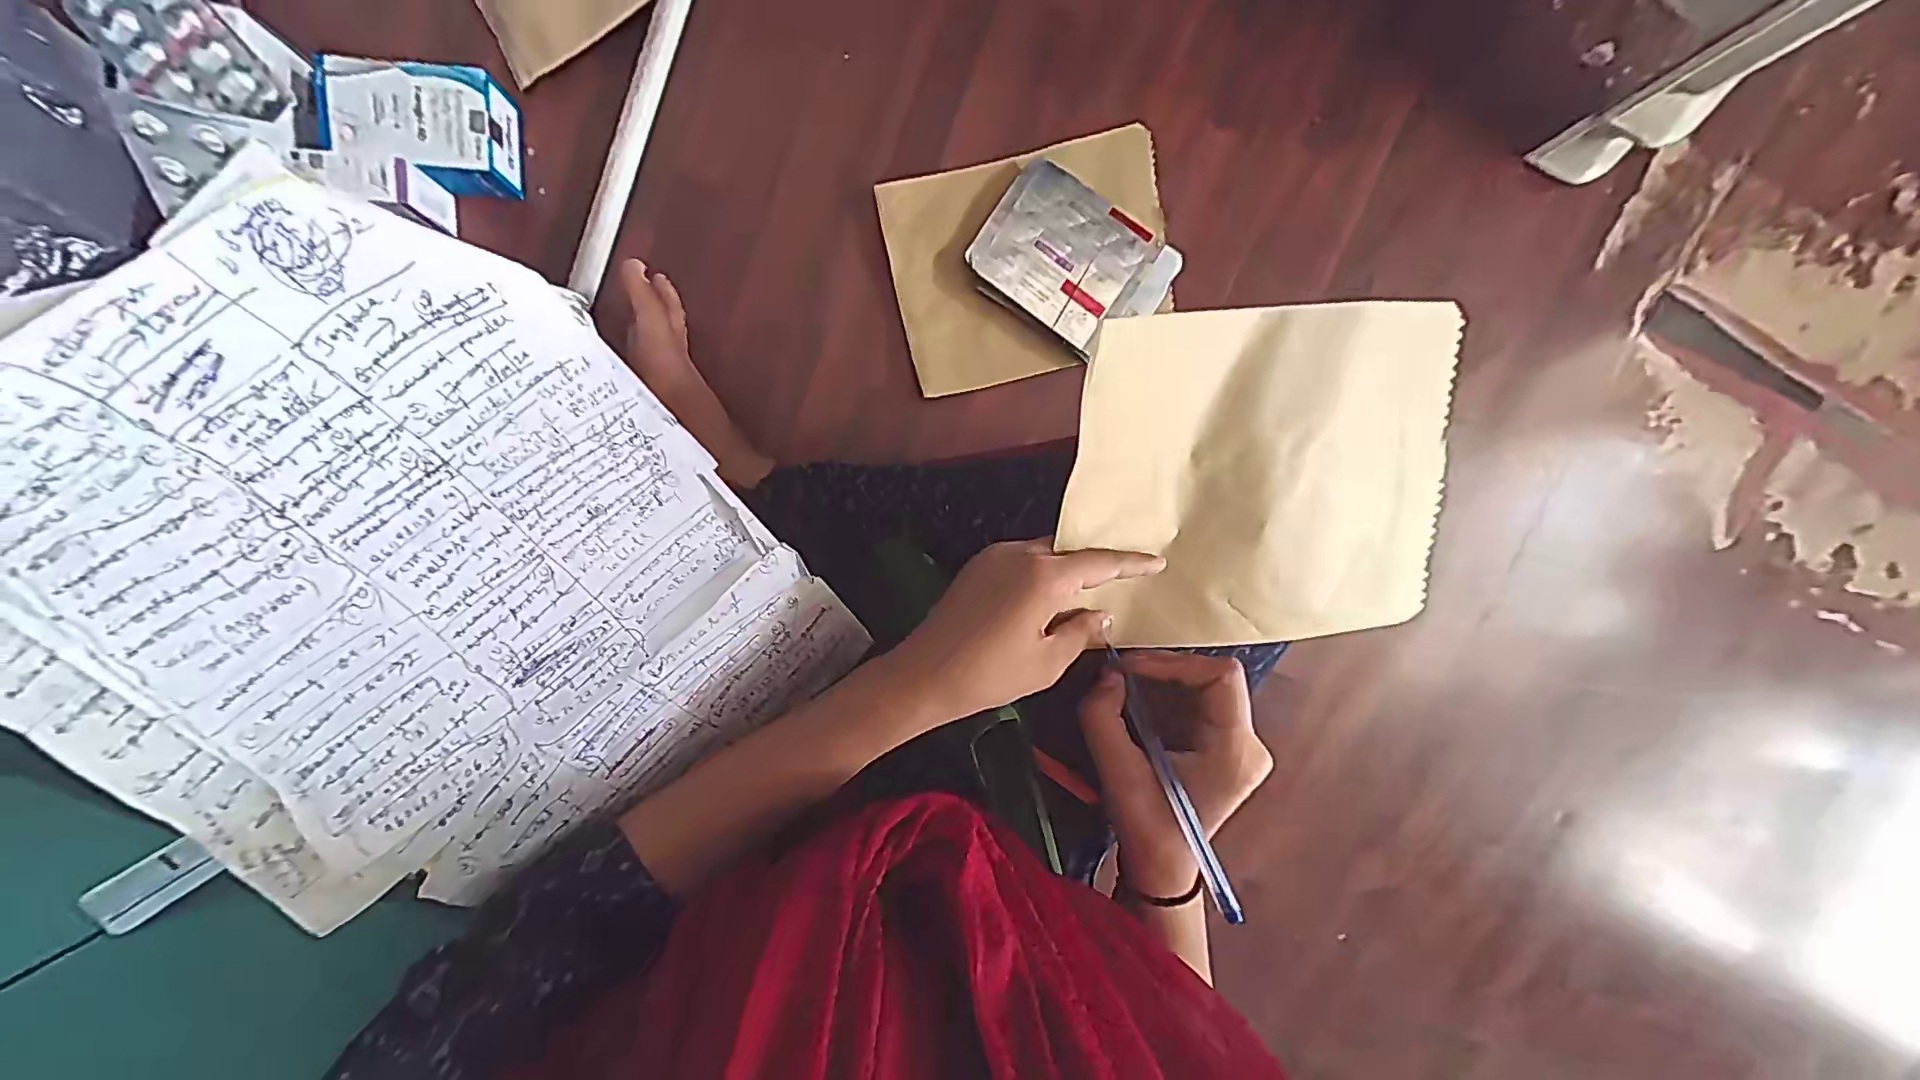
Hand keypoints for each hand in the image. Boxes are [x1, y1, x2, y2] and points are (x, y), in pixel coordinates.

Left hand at [878, 538, 1163, 725]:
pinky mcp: (977, 566)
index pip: (1098, 562)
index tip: (1156, 561)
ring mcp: (994, 556)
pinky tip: (1047, 599)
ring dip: (1065, 572)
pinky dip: (1041, 574)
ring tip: (1084, 595)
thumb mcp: (1047, 662)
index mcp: (1043, 576)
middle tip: (1121, 581)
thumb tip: (1102, 614)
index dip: (1130, 563)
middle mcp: (1019, 554)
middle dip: (1095, 567)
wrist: (923, 675)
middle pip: (1069, 553)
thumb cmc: (989, 674)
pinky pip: (1021, 561)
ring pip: (1043, 555)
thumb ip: (1082, 632)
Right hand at [1078, 651, 1272, 897]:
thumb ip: (1101, 715)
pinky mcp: (1223, 748)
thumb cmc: (1146, 826)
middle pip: (1210, 677)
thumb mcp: (1116, 770)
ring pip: (1201, 687)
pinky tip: (1136, 708)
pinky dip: (1163, 697)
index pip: (1221, 675)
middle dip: (1161, 670)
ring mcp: (1239, 746)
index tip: (1130, 669)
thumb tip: (1107, 675)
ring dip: (1159, 683)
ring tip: (1123, 690)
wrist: (1162, 871)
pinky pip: (1195, 703)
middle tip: (1120, 675)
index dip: (1173, 661)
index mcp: (1236, 749)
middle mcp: (1248, 743)